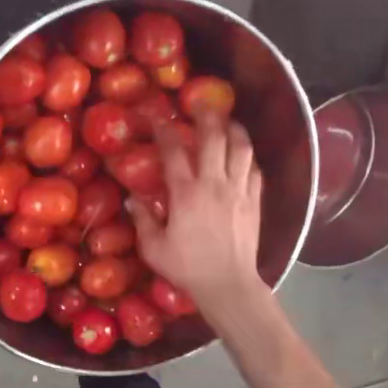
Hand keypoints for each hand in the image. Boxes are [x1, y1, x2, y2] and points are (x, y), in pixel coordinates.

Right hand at [128, 115, 264, 312]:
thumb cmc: (187, 267)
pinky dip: (248, 157)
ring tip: (228, 121)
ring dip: (234, 129)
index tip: (158, 117)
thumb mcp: (154, 248)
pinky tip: (243, 155)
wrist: (228, 284)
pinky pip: (255, 169)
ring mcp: (238, 191)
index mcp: (186, 194)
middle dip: (207, 116)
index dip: (164, 131)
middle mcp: (214, 184)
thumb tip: (133, 199)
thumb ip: (143, 220)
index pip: (173, 152)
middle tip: (201, 104)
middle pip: (214, 138)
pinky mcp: (255, 201)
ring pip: (241, 148)